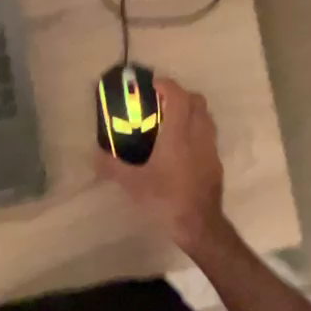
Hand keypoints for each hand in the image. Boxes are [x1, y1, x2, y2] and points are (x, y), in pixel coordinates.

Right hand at [95, 76, 229, 254]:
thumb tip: (95, 155)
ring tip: (169, 123)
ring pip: (205, 118)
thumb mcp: (132, 184)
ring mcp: (210, 149)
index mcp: (178, 134)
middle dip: (180, 95)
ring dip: (190, 112)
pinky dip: (195, 131)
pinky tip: (180, 148)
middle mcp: (198, 135)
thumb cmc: (165, 200)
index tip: (152, 85)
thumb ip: (112, 166)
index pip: (178, 96)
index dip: (166, 85)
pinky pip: (207, 135)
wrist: (199, 225)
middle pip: (197, 101)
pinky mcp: (215, 163)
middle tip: (160, 103)